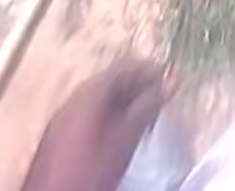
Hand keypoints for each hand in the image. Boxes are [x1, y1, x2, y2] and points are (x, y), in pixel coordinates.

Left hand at [21, 59, 176, 190]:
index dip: (152, 70)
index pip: (127, 65)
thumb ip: (150, 103)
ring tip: (147, 120)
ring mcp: (64, 119)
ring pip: (105, 99)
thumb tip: (174, 77)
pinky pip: (92, 115)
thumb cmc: (92, 169)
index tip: (172, 83)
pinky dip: (112, 118)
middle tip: (162, 103)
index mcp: (90, 91)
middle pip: (115, 80)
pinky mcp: (60, 139)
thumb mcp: (127, 136)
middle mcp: (75, 99)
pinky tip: (123, 134)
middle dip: (141, 88)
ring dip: (128, 104)